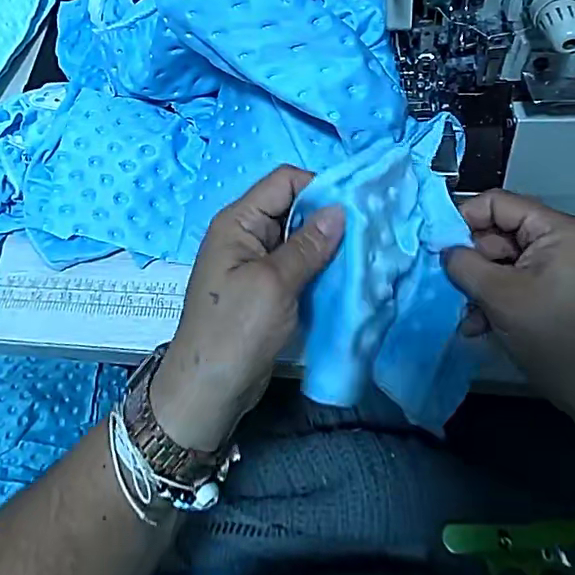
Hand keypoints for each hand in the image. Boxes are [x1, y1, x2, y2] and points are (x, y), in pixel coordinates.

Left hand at [151, 165, 344, 451]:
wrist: (207, 392)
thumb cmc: (235, 332)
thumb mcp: (274, 284)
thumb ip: (308, 245)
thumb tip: (340, 210)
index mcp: (239, 221)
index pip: (284, 181)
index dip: (319, 186)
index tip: (355, 206)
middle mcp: (246, 233)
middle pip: (294, 206)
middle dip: (328, 215)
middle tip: (367, 229)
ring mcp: (256, 260)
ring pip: (299, 235)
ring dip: (327, 242)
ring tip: (363, 251)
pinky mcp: (267, 285)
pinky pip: (298, 262)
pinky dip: (319, 264)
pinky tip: (345, 273)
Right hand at [444, 189, 574, 424]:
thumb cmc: (558, 336)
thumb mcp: (501, 297)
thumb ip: (465, 265)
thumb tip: (444, 250)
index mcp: (556, 230)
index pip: (498, 203)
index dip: (464, 219)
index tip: (436, 244)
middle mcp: (560, 243)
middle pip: (499, 234)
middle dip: (472, 261)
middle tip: (449, 286)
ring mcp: (560, 271)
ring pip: (504, 264)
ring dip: (480, 287)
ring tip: (465, 316)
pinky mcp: (557, 298)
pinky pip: (517, 286)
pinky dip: (497, 302)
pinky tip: (480, 327)